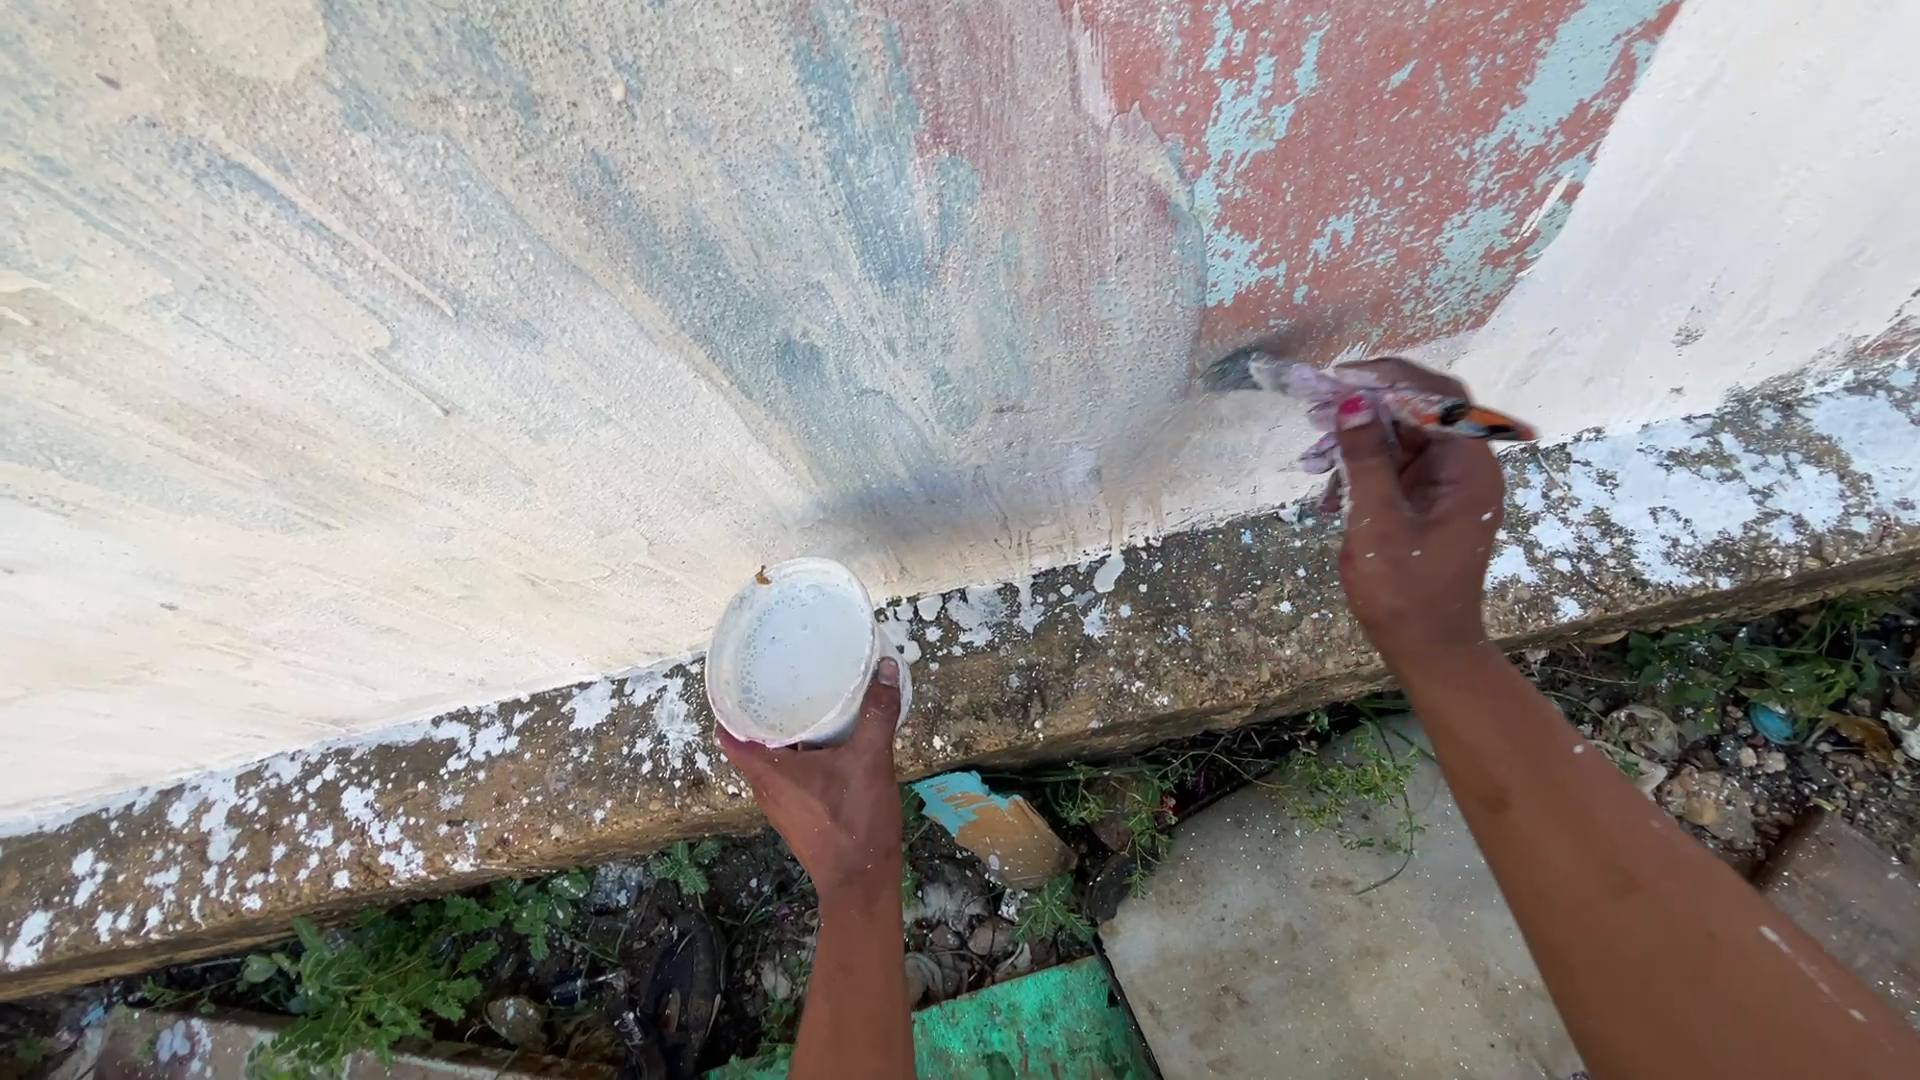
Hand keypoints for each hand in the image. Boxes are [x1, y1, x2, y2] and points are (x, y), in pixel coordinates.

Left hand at [716, 658, 904, 905]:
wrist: (862, 881)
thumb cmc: (855, 819)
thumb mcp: (870, 758)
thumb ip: (878, 713)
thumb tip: (885, 667)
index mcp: (769, 771)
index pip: (729, 734)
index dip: (729, 704)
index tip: (742, 679)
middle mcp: (767, 787)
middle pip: (752, 743)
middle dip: (764, 712)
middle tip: (782, 680)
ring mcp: (782, 804)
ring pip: (774, 760)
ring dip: (786, 734)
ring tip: (806, 704)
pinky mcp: (799, 814)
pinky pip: (790, 774)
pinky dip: (801, 754)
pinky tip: (828, 741)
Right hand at [1332, 358, 1506, 673]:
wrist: (1425, 646)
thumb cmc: (1403, 590)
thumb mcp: (1376, 521)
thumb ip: (1365, 459)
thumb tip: (1350, 404)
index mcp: (1468, 469)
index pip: (1438, 398)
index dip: (1390, 379)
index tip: (1340, 378)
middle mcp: (1464, 469)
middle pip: (1418, 413)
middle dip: (1365, 408)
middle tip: (1315, 411)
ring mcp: (1445, 487)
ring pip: (1400, 440)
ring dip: (1356, 441)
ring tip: (1313, 454)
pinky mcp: (1426, 503)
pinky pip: (1393, 468)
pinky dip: (1360, 469)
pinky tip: (1328, 490)